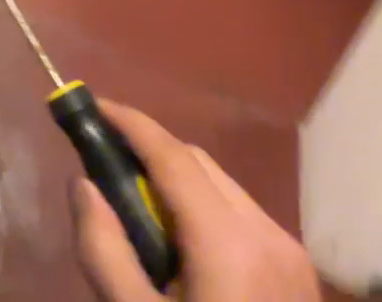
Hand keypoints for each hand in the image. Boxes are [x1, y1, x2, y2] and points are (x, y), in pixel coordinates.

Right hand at [70, 100, 319, 301]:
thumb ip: (103, 249)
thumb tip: (82, 184)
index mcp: (228, 244)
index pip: (171, 155)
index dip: (128, 122)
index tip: (91, 106)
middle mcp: (268, 235)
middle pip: (197, 162)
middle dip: (147, 151)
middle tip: (102, 165)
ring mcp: (291, 255)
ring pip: (221, 186)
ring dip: (175, 181)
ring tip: (138, 214)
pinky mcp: (300, 276)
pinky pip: (241, 216)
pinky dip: (202, 209)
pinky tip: (180, 248)